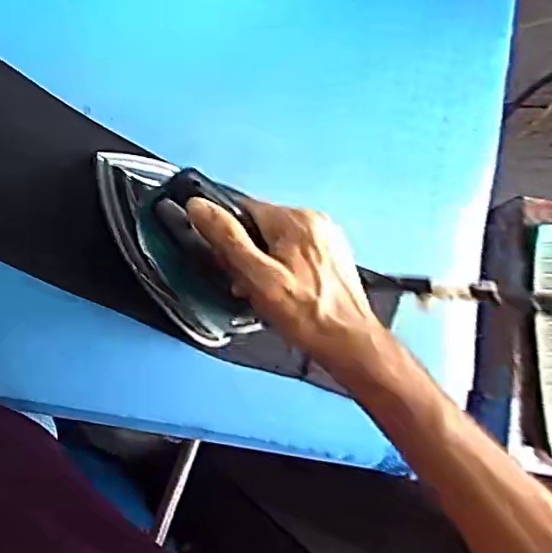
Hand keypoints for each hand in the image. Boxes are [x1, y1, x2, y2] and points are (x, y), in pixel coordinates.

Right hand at [183, 196, 388, 376]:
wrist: (353, 347)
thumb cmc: (306, 315)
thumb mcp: (256, 275)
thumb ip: (225, 237)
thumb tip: (198, 205)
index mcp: (295, 219)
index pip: (240, 210)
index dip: (226, 237)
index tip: (232, 264)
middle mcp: (314, 221)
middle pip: (256, 226)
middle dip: (245, 253)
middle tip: (250, 283)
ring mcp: (325, 238)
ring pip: (272, 240)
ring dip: (260, 263)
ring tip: (266, 292)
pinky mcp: (331, 255)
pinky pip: (291, 252)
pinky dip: (279, 268)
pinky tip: (283, 292)